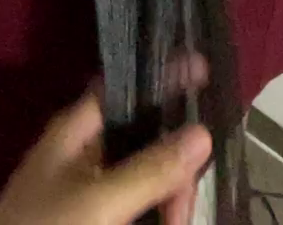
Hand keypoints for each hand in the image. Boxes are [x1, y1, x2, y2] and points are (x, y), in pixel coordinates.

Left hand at [0, 91, 211, 224]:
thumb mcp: (99, 203)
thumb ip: (150, 170)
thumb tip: (203, 132)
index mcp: (78, 128)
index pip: (127, 84)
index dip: (163, 75)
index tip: (205, 72)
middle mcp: (84, 148)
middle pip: (144, 135)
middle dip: (173, 166)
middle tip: (181, 212)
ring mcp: (87, 186)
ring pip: (144, 176)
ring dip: (167, 198)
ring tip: (175, 221)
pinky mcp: (93, 216)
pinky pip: (134, 206)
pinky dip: (154, 214)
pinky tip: (165, 221)